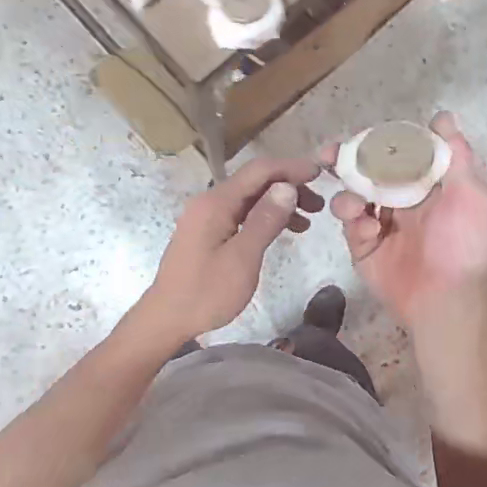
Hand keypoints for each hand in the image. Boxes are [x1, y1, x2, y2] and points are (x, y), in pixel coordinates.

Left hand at [131, 157, 323, 344]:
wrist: (166, 318)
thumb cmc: (206, 292)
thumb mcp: (242, 258)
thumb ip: (265, 220)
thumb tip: (287, 186)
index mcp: (216, 202)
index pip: (258, 170)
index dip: (290, 168)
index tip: (320, 173)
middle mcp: (209, 202)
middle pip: (254, 182)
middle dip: (288, 186)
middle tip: (320, 204)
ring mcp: (206, 217)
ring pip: (249, 199)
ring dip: (279, 204)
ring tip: (308, 221)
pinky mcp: (207, 232)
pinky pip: (240, 214)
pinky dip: (264, 218)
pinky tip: (283, 232)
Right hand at [324, 112, 486, 328]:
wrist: (450, 297)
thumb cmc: (464, 241)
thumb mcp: (470, 193)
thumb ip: (454, 155)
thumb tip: (443, 117)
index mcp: (426, 186)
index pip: (395, 155)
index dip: (376, 143)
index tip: (358, 135)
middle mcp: (401, 203)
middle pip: (366, 175)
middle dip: (347, 163)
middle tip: (328, 156)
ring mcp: (381, 226)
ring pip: (352, 199)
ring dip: (348, 195)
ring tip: (354, 205)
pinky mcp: (365, 250)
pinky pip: (351, 229)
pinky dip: (355, 224)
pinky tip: (368, 229)